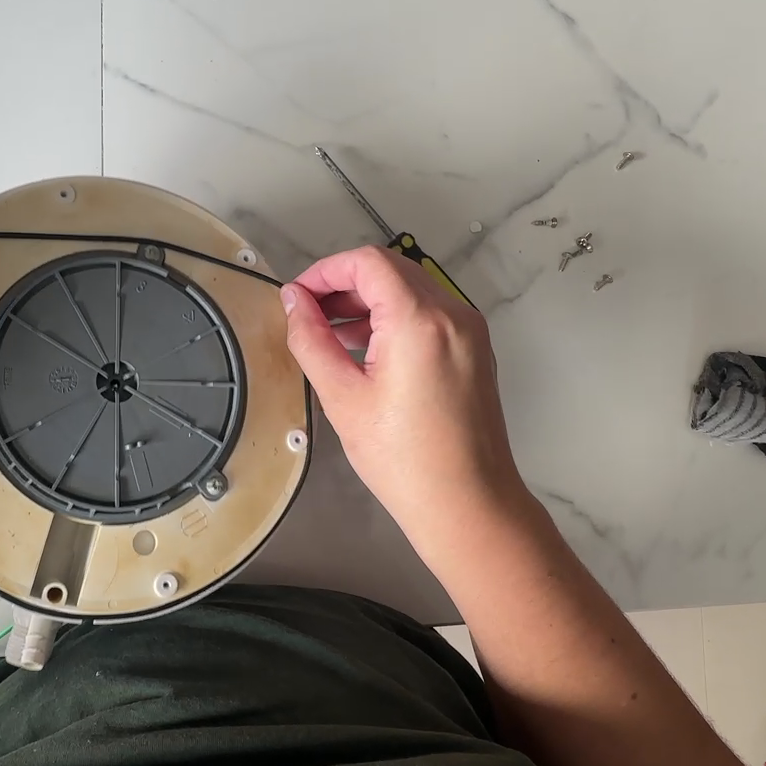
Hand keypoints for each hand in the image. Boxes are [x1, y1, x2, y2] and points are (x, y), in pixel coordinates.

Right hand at [281, 246, 525, 553]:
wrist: (467, 503)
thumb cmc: (402, 458)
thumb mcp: (342, 397)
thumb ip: (311, 340)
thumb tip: (292, 302)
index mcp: (420, 320)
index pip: (368, 263)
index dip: (325, 271)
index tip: (297, 297)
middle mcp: (453, 314)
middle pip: (391, 270)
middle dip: (344, 284)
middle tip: (307, 314)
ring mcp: (469, 331)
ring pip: (410, 290)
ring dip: (367, 301)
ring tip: (329, 334)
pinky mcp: (473, 350)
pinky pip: (428, 314)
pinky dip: (393, 318)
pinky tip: (366, 350)